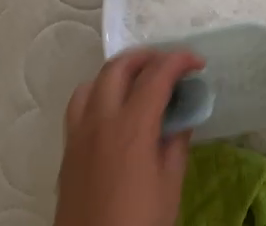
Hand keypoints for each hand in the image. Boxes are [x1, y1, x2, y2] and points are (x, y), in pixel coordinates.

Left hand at [55, 49, 203, 225]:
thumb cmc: (140, 221)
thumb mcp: (169, 185)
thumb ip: (176, 143)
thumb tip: (183, 117)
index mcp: (131, 126)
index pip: (157, 74)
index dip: (180, 60)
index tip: (198, 63)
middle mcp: (100, 120)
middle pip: (119, 67)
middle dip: (146, 57)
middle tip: (169, 66)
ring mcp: (78, 134)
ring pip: (92, 82)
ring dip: (117, 73)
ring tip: (138, 82)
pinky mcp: (67, 151)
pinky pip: (79, 106)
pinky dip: (98, 94)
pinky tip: (113, 112)